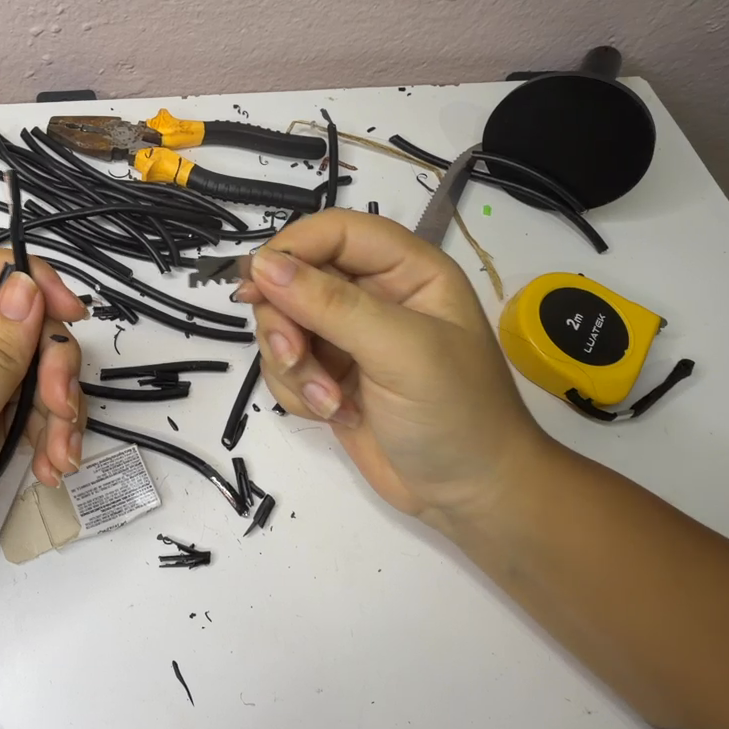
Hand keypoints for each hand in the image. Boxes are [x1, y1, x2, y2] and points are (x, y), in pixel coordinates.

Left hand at [0, 248, 85, 616]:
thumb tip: (27, 283)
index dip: (30, 278)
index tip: (73, 315)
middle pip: (16, 323)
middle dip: (51, 364)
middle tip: (59, 409)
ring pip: (29, 370)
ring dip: (56, 409)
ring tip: (59, 458)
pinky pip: (23, 413)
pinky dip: (45, 437)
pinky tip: (51, 471)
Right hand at [233, 209, 551, 525]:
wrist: (471, 496)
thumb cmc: (456, 414)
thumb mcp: (400, 351)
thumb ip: (331, 304)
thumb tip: (262, 265)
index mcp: (406, 271)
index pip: (335, 232)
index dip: (294, 248)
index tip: (258, 283)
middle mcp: (373, 295)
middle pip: (295, 277)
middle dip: (286, 320)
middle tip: (294, 356)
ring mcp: (347, 336)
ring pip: (281, 322)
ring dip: (292, 363)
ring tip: (327, 399)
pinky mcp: (328, 373)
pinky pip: (283, 363)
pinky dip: (295, 389)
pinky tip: (333, 412)